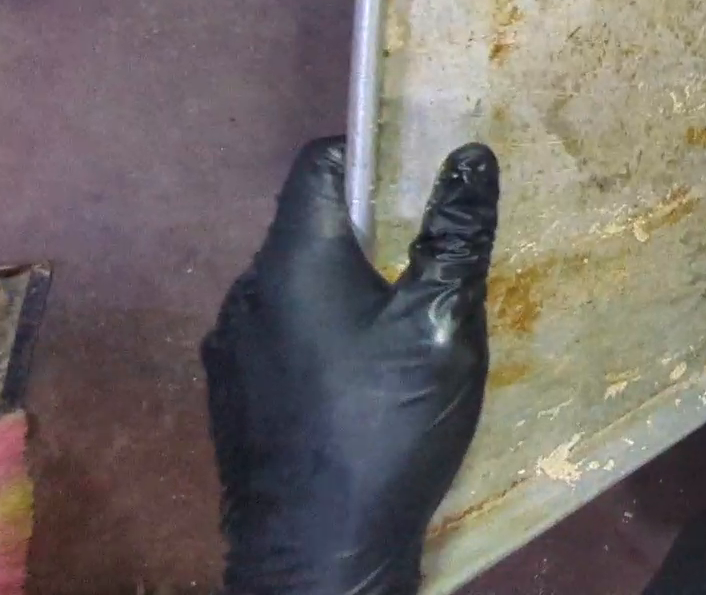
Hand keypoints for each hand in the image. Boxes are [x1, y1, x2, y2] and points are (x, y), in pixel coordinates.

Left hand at [202, 137, 499, 594]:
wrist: (319, 555)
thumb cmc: (389, 419)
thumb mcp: (442, 317)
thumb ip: (456, 232)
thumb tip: (471, 156)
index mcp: (293, 261)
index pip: (321, 164)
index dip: (376, 151)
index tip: (429, 170)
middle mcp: (248, 291)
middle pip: (313, 218)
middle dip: (379, 215)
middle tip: (441, 238)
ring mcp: (234, 345)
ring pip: (301, 273)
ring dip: (356, 267)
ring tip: (415, 300)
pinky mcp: (237, 389)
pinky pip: (288, 319)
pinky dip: (332, 312)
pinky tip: (372, 360)